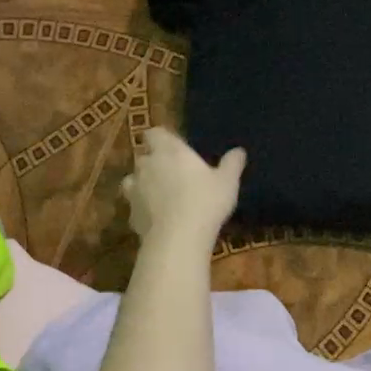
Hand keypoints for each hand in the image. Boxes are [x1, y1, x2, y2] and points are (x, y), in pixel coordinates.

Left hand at [119, 128, 245, 243]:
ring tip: (161, 195)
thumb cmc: (205, 201)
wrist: (178, 238)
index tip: (172, 145)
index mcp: (169, 151)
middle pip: (143, 156)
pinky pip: (136, 206)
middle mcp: (147, 165)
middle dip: (154, 162)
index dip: (161, 138)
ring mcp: (134, 190)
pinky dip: (144, 209)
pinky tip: (158, 219)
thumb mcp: (227, 181)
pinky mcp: (131, 214)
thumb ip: (232, 164)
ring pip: (133, 180)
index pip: (154, 133)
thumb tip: (239, 150)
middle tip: (172, 173)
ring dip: (143, 184)